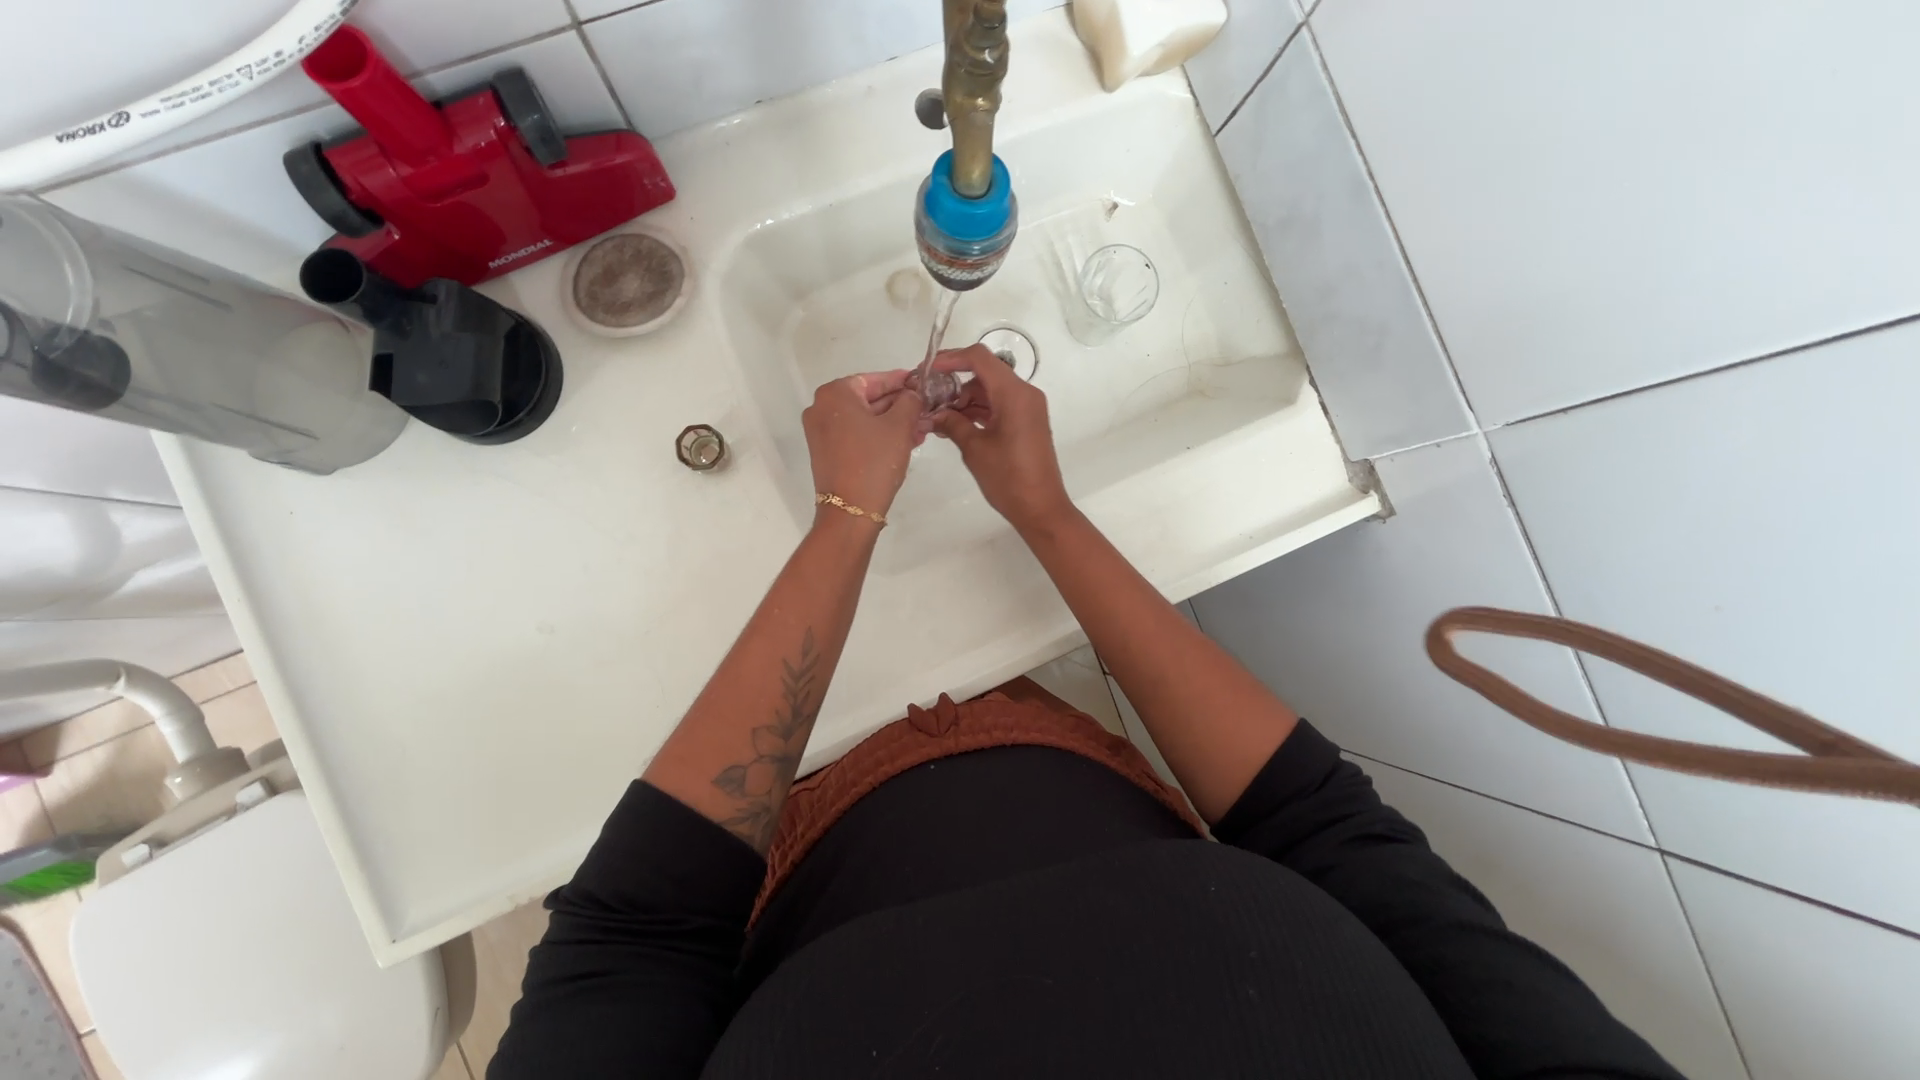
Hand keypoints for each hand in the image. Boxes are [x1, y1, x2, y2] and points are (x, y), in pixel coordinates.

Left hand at [802, 370, 924, 522]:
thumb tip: (912, 394)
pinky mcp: (826, 451)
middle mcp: (821, 407)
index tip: (922, 383)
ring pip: (864, 419)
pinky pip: (856, 434)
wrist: (850, 509)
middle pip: (868, 399)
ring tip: (921, 429)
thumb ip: (909, 401)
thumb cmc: (875, 461)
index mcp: (835, 393)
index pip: (874, 379)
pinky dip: (878, 435)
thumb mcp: (899, 426)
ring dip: (892, 422)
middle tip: (926, 409)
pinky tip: (905, 440)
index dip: (901, 381)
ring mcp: (820, 431)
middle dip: (899, 405)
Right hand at [928, 345, 1072, 531]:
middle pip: (984, 373)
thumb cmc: (1008, 478)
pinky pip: (998, 405)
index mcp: (1014, 394)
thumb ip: (952, 423)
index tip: (927, 370)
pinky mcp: (1026, 422)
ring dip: (964, 400)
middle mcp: (1024, 394)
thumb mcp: (974, 448)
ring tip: (938, 419)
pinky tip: (955, 426)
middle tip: (929, 400)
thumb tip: (933, 413)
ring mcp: (1027, 408)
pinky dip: (977, 411)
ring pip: (990, 390)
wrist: (1040, 508)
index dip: (951, 359)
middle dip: (955, 383)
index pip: (979, 358)